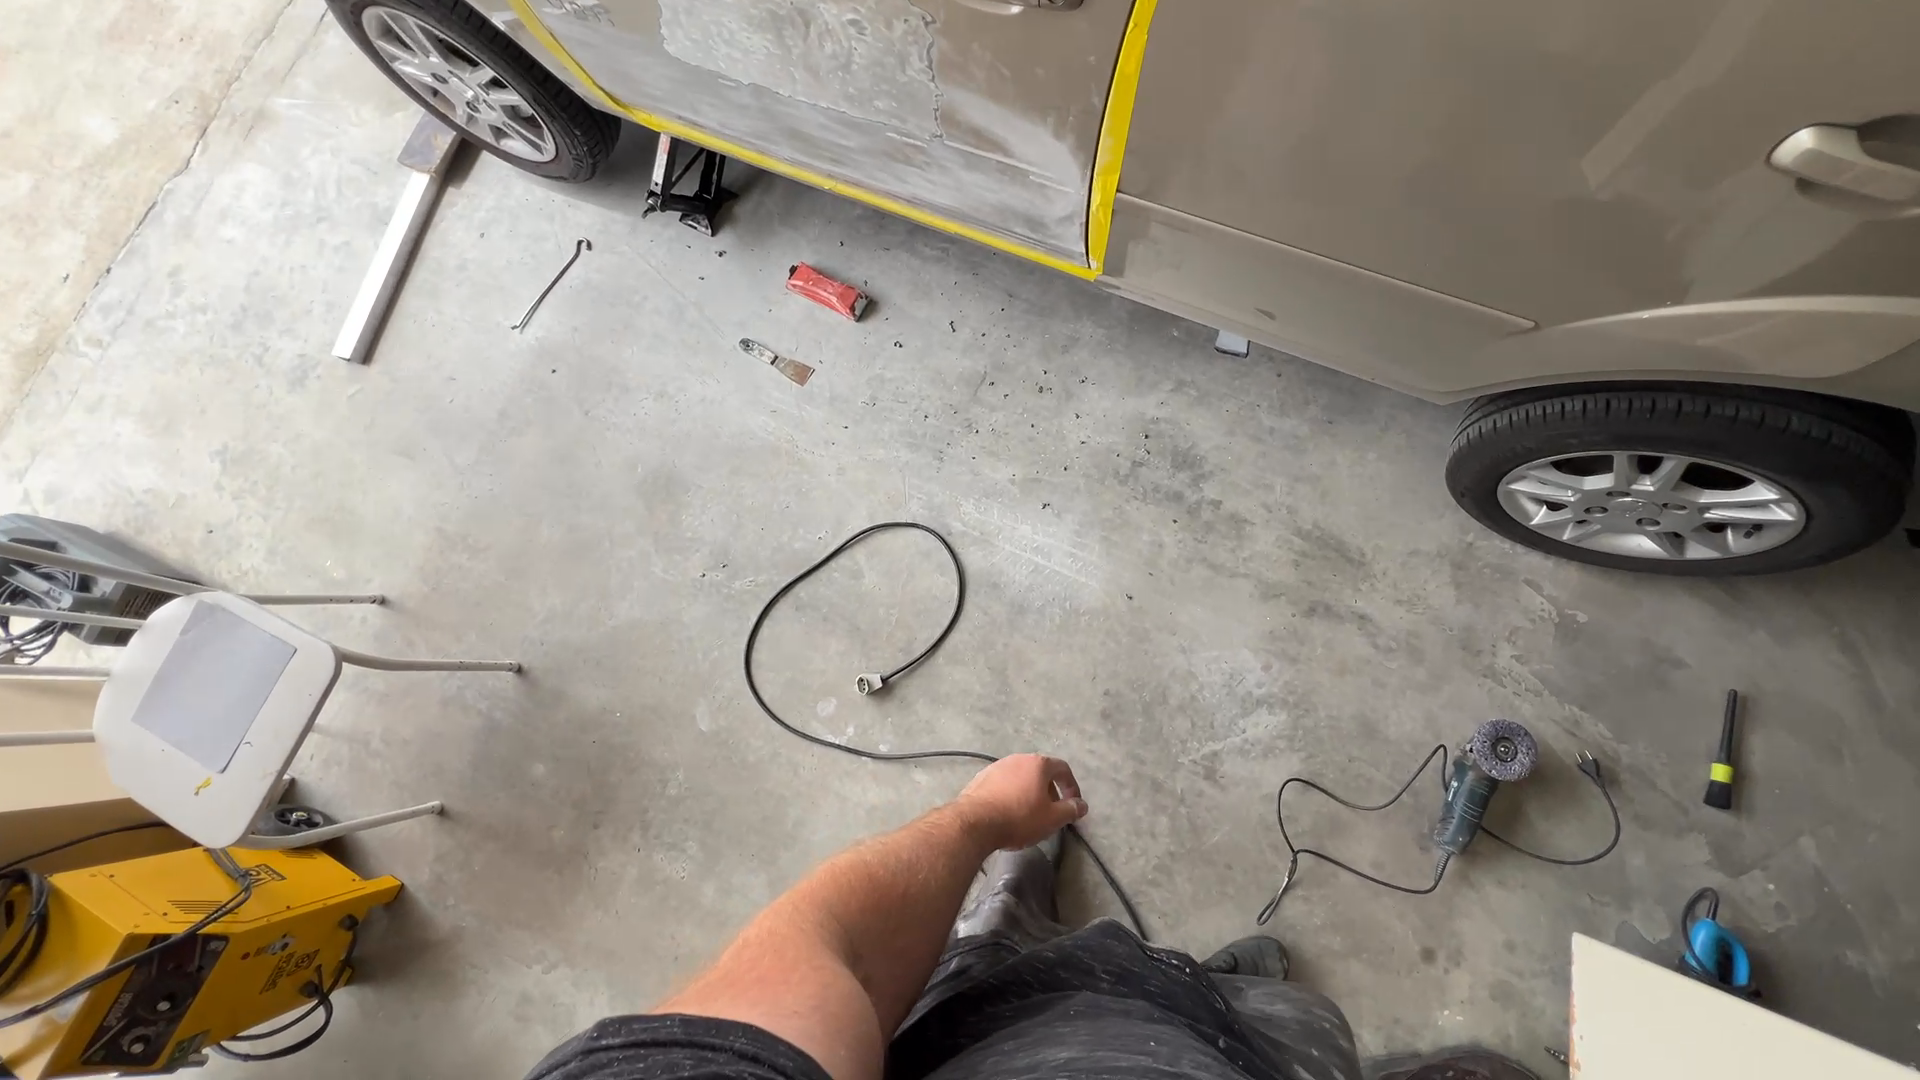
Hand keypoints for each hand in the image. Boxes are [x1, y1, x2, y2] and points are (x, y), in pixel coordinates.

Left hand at [952, 754, 1087, 851]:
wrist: (975, 822)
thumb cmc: (1019, 818)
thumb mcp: (1052, 818)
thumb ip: (1070, 810)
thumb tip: (1082, 805)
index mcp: (1038, 764)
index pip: (1062, 768)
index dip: (1072, 786)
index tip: (1073, 805)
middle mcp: (1017, 759)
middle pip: (1041, 771)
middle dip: (1050, 790)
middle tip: (1052, 811)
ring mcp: (997, 766)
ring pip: (1021, 777)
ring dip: (1030, 792)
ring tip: (1030, 814)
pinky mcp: (981, 778)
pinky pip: (1003, 784)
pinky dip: (1011, 794)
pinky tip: (1008, 812)